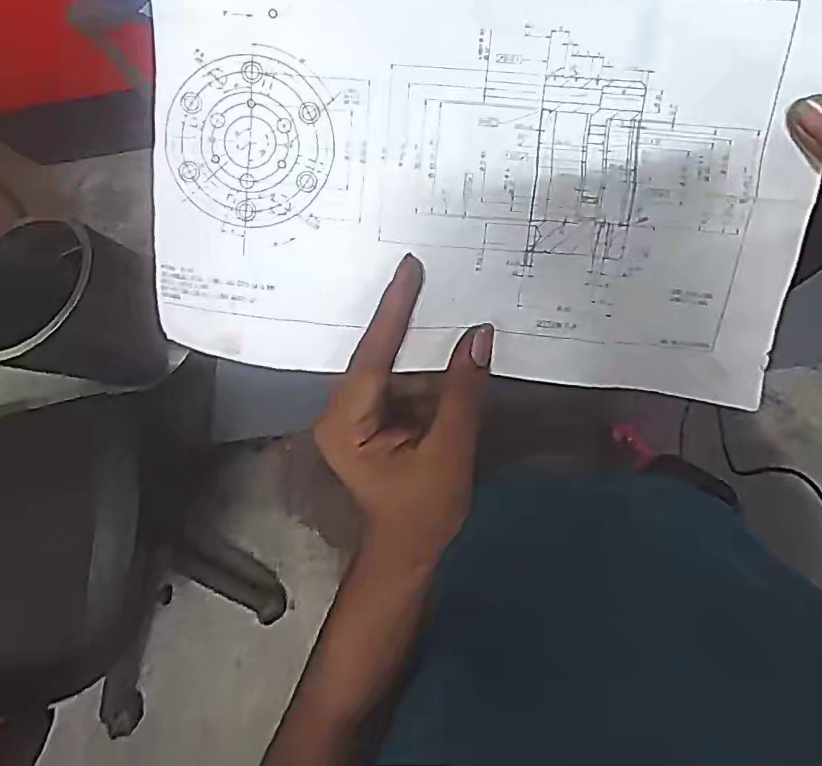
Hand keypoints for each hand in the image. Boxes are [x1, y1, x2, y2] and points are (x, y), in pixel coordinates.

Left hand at [315, 254, 493, 565]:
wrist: (408, 551)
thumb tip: (478, 337)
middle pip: (384, 356)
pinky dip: (433, 377)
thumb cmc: (422, 513)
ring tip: (461, 329)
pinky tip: (456, 365)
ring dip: (431, 359)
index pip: (373, 355)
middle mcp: (343, 411)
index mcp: (346, 424)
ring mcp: (359, 413)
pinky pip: (407, 382)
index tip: (408, 270)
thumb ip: (462, 391)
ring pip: (400, 368)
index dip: (395, 309)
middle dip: (414, 325)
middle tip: (432, 277)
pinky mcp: (377, 416)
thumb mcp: (448, 451)